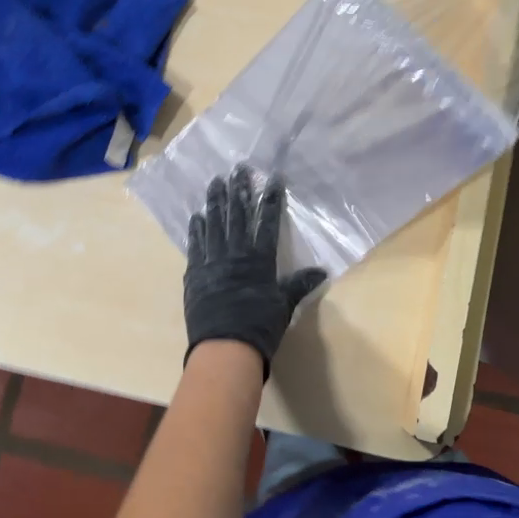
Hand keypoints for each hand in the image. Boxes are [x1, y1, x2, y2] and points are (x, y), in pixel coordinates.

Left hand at [183, 167, 326, 377]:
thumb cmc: (260, 326)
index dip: (270, 198)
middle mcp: (236, 253)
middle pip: (238, 215)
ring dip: (215, 201)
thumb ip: (300, 284)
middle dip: (238, 190)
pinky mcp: (195, 273)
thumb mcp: (285, 305)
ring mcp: (213, 261)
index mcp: (260, 259)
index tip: (272, 178)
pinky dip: (197, 229)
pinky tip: (197, 216)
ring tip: (215, 182)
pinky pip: (196, 245)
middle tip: (237, 169)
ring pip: (214, 224)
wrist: (225, 347)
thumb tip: (323, 272)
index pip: (267, 221)